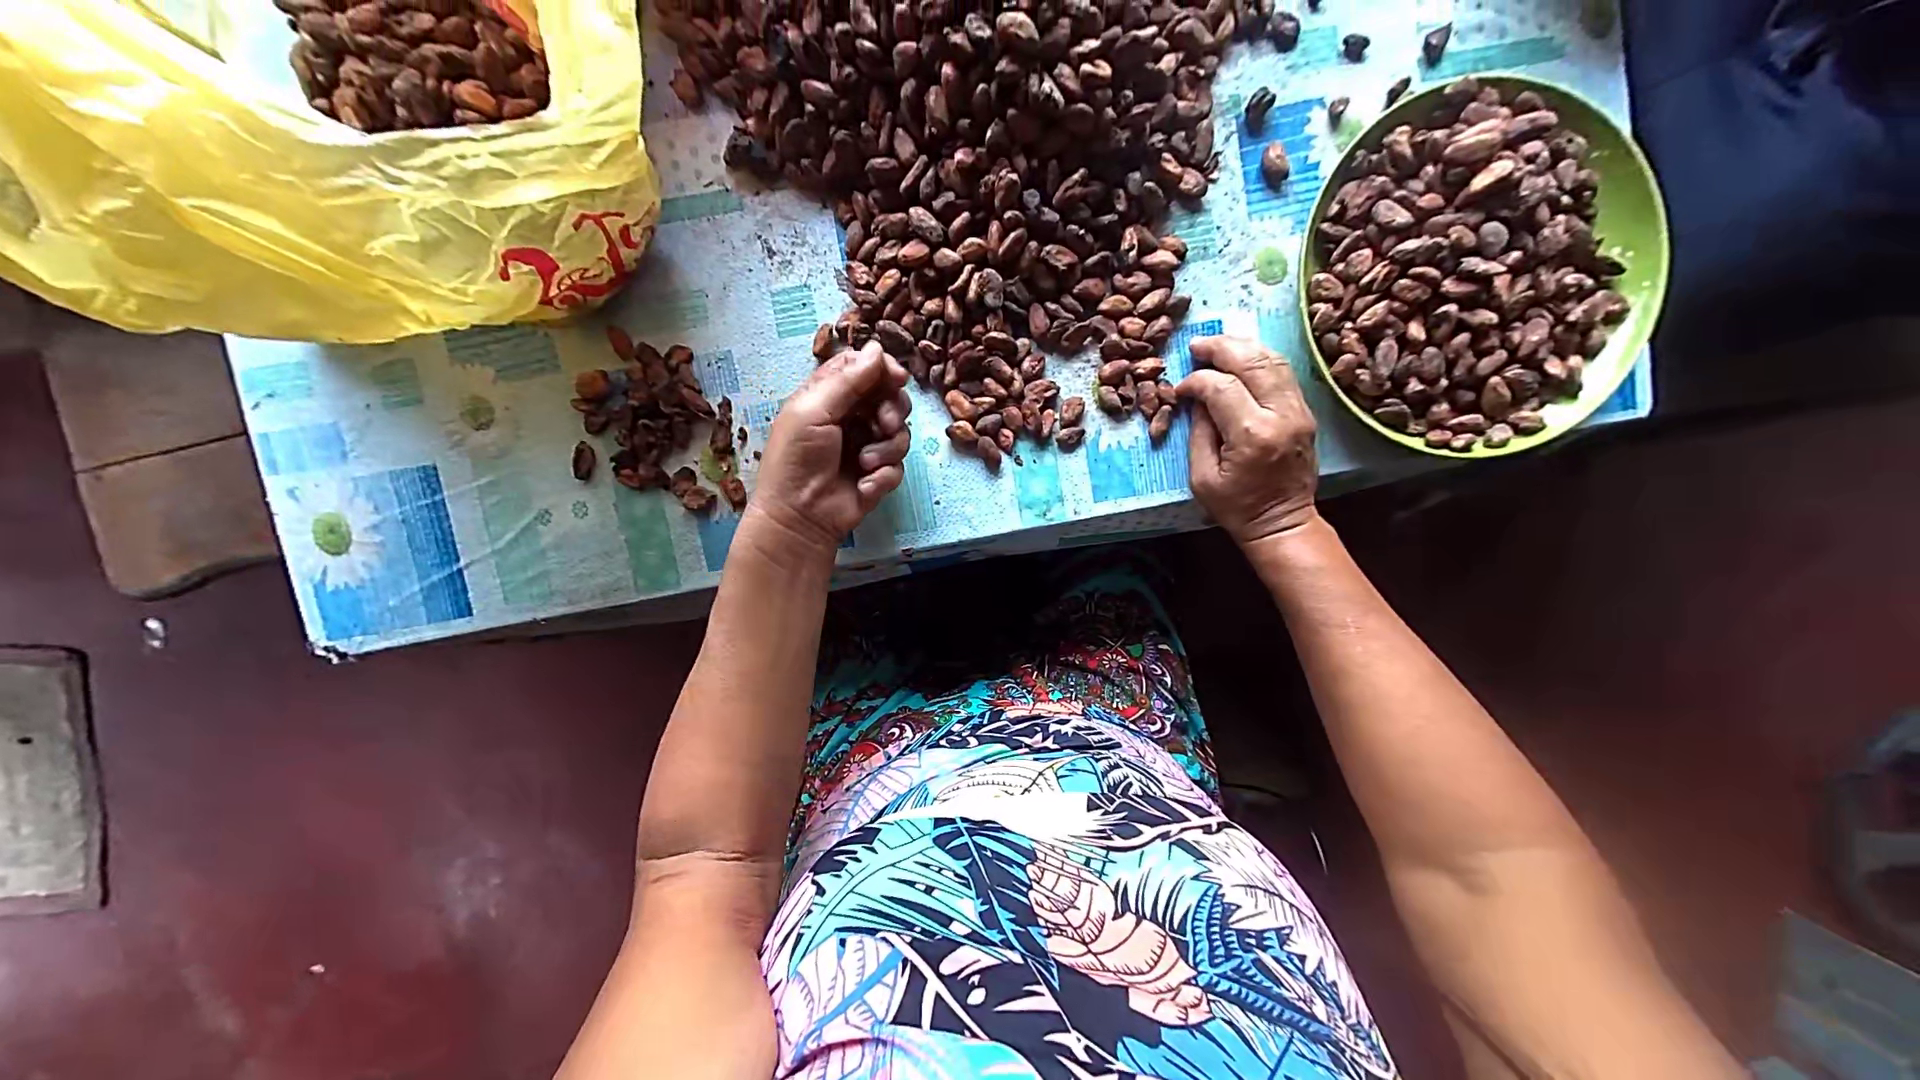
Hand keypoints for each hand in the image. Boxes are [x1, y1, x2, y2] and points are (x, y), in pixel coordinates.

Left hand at [744, 342, 911, 559]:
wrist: (799, 517)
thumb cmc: (796, 460)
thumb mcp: (814, 411)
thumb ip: (847, 379)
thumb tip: (876, 349)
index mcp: (829, 396)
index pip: (864, 368)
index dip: (883, 369)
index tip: (896, 378)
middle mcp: (851, 417)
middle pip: (890, 396)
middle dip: (892, 409)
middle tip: (882, 423)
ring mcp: (866, 446)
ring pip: (900, 432)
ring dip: (887, 446)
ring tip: (865, 462)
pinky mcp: (878, 474)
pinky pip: (898, 465)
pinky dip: (884, 474)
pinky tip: (865, 484)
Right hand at [1175, 336, 1318, 544]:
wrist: (1282, 522)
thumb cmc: (1236, 507)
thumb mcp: (1201, 476)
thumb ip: (1199, 431)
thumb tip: (1198, 397)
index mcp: (1252, 435)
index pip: (1221, 387)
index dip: (1196, 381)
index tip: (1180, 390)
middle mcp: (1281, 416)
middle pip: (1253, 361)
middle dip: (1221, 348)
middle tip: (1197, 346)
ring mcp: (1299, 412)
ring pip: (1273, 360)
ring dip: (1243, 347)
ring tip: (1217, 346)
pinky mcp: (1305, 413)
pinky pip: (1284, 373)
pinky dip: (1260, 360)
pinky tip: (1240, 359)